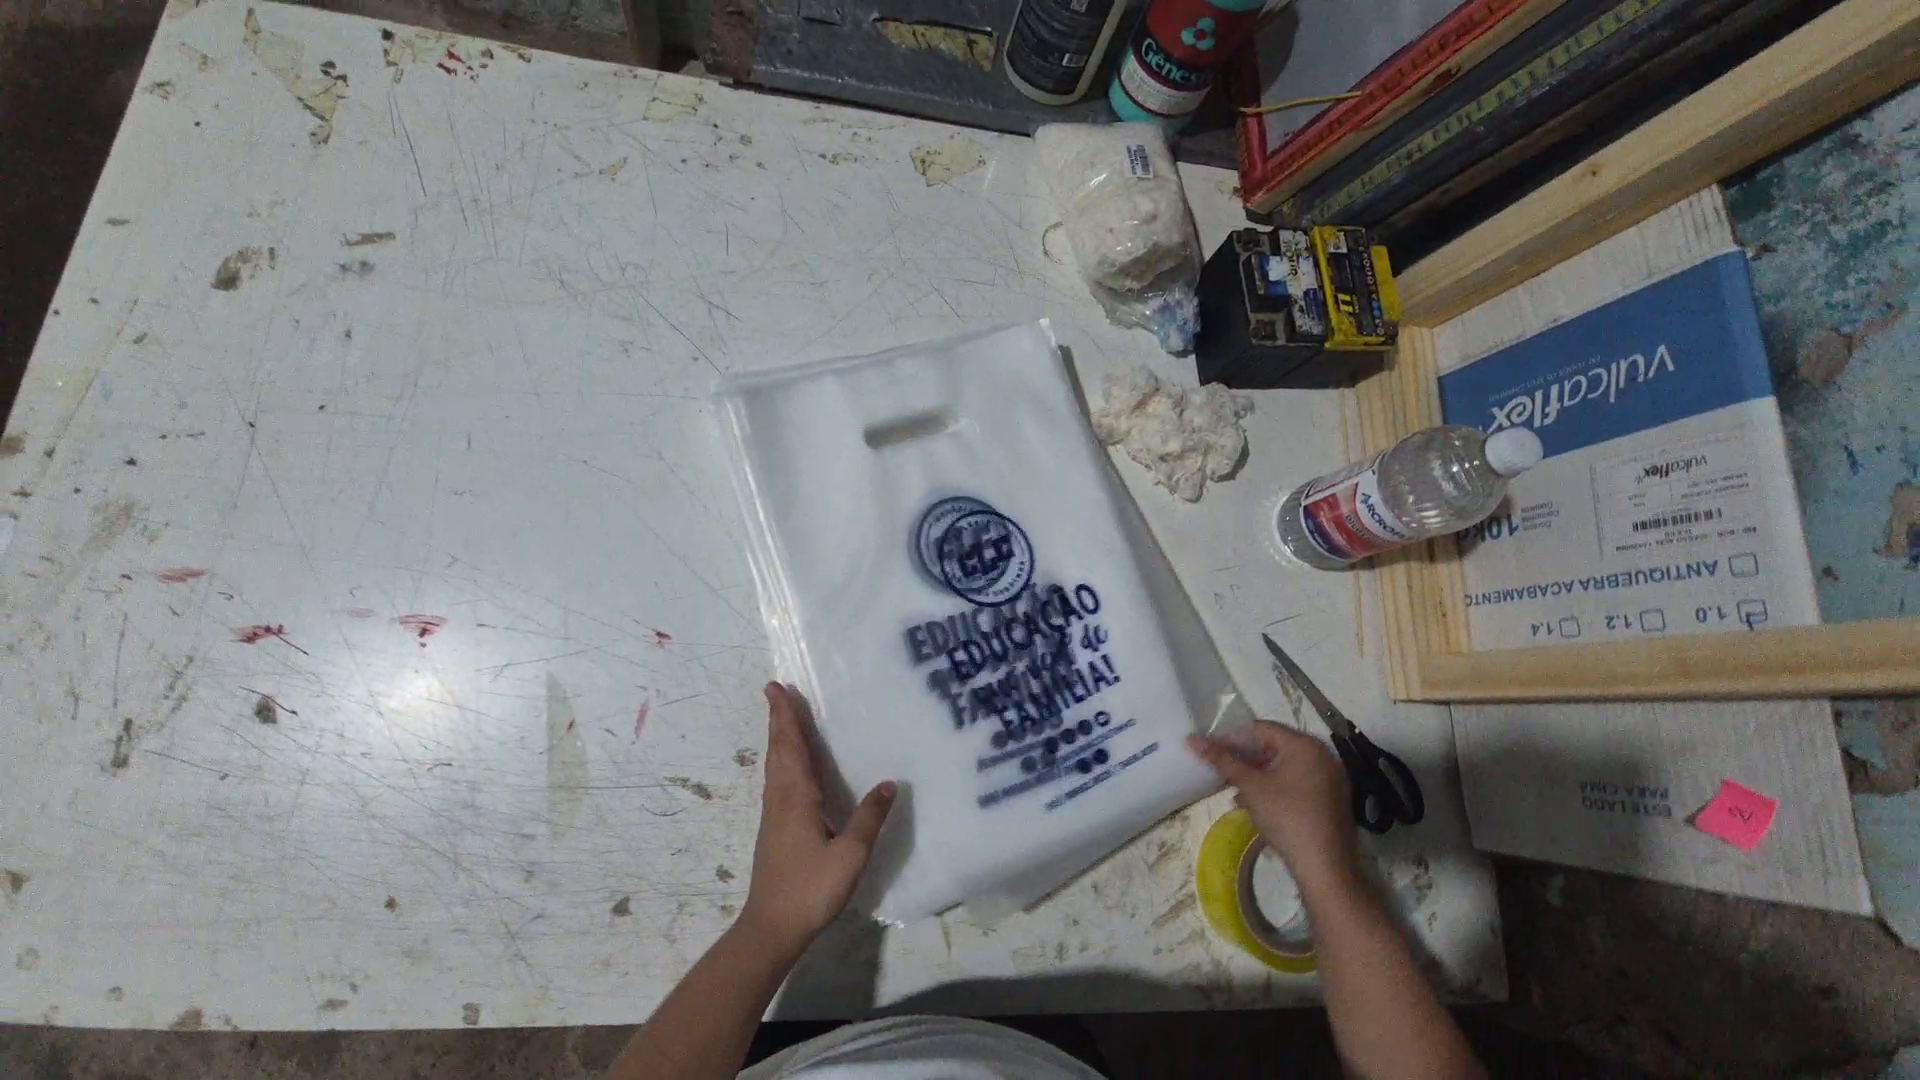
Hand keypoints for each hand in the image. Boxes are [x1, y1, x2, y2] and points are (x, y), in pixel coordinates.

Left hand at [738, 682, 895, 953]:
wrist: (772, 927)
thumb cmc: (811, 889)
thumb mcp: (850, 855)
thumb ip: (868, 817)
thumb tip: (889, 783)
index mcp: (797, 798)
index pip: (791, 747)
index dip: (785, 717)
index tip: (776, 688)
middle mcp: (780, 800)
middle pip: (778, 751)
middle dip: (778, 720)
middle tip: (775, 691)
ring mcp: (774, 816)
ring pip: (775, 767)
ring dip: (779, 739)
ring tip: (783, 719)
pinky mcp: (774, 830)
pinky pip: (777, 782)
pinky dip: (782, 761)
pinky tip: (791, 769)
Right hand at [1188, 720, 1356, 885]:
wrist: (1324, 867)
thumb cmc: (1286, 816)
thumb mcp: (1250, 786)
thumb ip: (1222, 760)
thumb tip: (1192, 739)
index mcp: (1305, 744)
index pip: (1260, 729)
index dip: (1232, 738)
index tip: (1211, 752)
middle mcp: (1322, 755)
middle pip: (1273, 746)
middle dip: (1244, 759)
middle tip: (1221, 771)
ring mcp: (1330, 778)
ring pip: (1284, 767)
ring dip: (1257, 775)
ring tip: (1235, 791)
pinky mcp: (1331, 798)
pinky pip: (1297, 782)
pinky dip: (1275, 787)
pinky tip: (1257, 805)